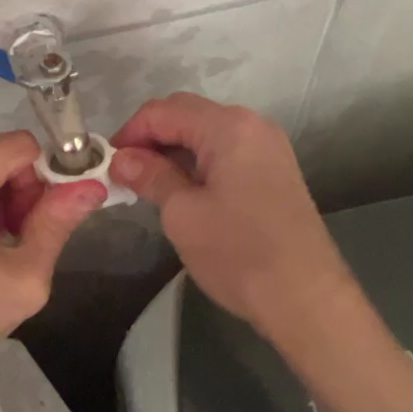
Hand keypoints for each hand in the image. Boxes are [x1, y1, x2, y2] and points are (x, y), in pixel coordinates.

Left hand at [0, 130, 105, 390]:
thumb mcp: (25, 274)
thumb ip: (58, 221)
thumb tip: (94, 184)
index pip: (23, 146)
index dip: (44, 177)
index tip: (44, 220)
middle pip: (1, 149)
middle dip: (22, 184)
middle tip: (21, 235)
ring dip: (3, 192)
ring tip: (2, 242)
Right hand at [109, 93, 349, 341]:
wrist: (307, 300)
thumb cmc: (239, 253)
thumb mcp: (183, 214)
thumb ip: (150, 176)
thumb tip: (121, 159)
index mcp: (229, 127)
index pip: (163, 111)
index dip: (130, 132)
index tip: (106, 162)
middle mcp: (252, 125)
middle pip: (186, 114)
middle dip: (150, 138)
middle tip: (123, 172)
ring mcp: (268, 147)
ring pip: (205, 133)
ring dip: (172, 150)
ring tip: (146, 183)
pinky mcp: (274, 171)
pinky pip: (225, 151)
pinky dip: (196, 162)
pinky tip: (180, 189)